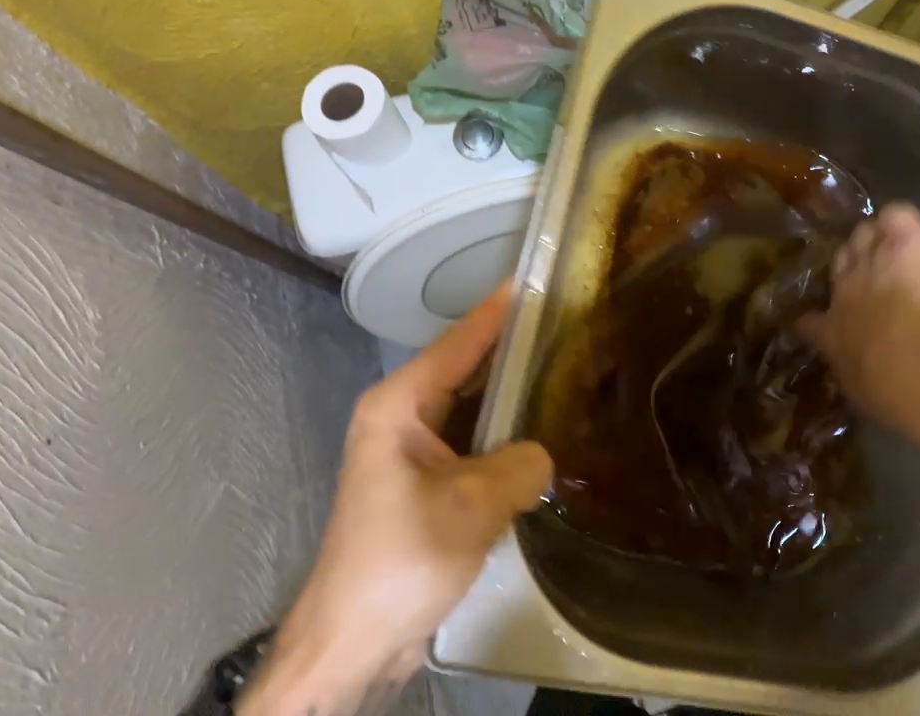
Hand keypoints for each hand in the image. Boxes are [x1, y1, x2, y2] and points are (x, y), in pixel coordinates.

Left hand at [238, 285, 552, 715]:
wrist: (352, 639)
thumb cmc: (401, 561)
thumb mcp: (472, 507)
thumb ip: (521, 465)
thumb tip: (543, 454)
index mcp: (398, 406)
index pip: (458, 343)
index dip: (498, 312)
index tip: (535, 280)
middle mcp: (400, 418)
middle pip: (465, 369)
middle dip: (512, 351)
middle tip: (567, 328)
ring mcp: (410, 452)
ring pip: (470, 408)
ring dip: (510, 397)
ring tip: (565, 372)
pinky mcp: (423, 484)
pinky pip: (470, 443)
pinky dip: (502, 435)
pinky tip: (541, 432)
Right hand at [799, 203, 919, 470]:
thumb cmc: (905, 395)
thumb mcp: (871, 397)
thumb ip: (862, 377)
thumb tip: (864, 375)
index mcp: (835, 336)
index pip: (813, 321)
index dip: (820, 317)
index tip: (824, 319)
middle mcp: (847, 292)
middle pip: (840, 263)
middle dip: (854, 266)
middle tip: (877, 278)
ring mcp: (873, 262)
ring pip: (864, 234)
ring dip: (878, 242)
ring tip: (899, 251)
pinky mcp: (905, 241)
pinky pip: (896, 215)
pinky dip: (902, 221)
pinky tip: (914, 232)